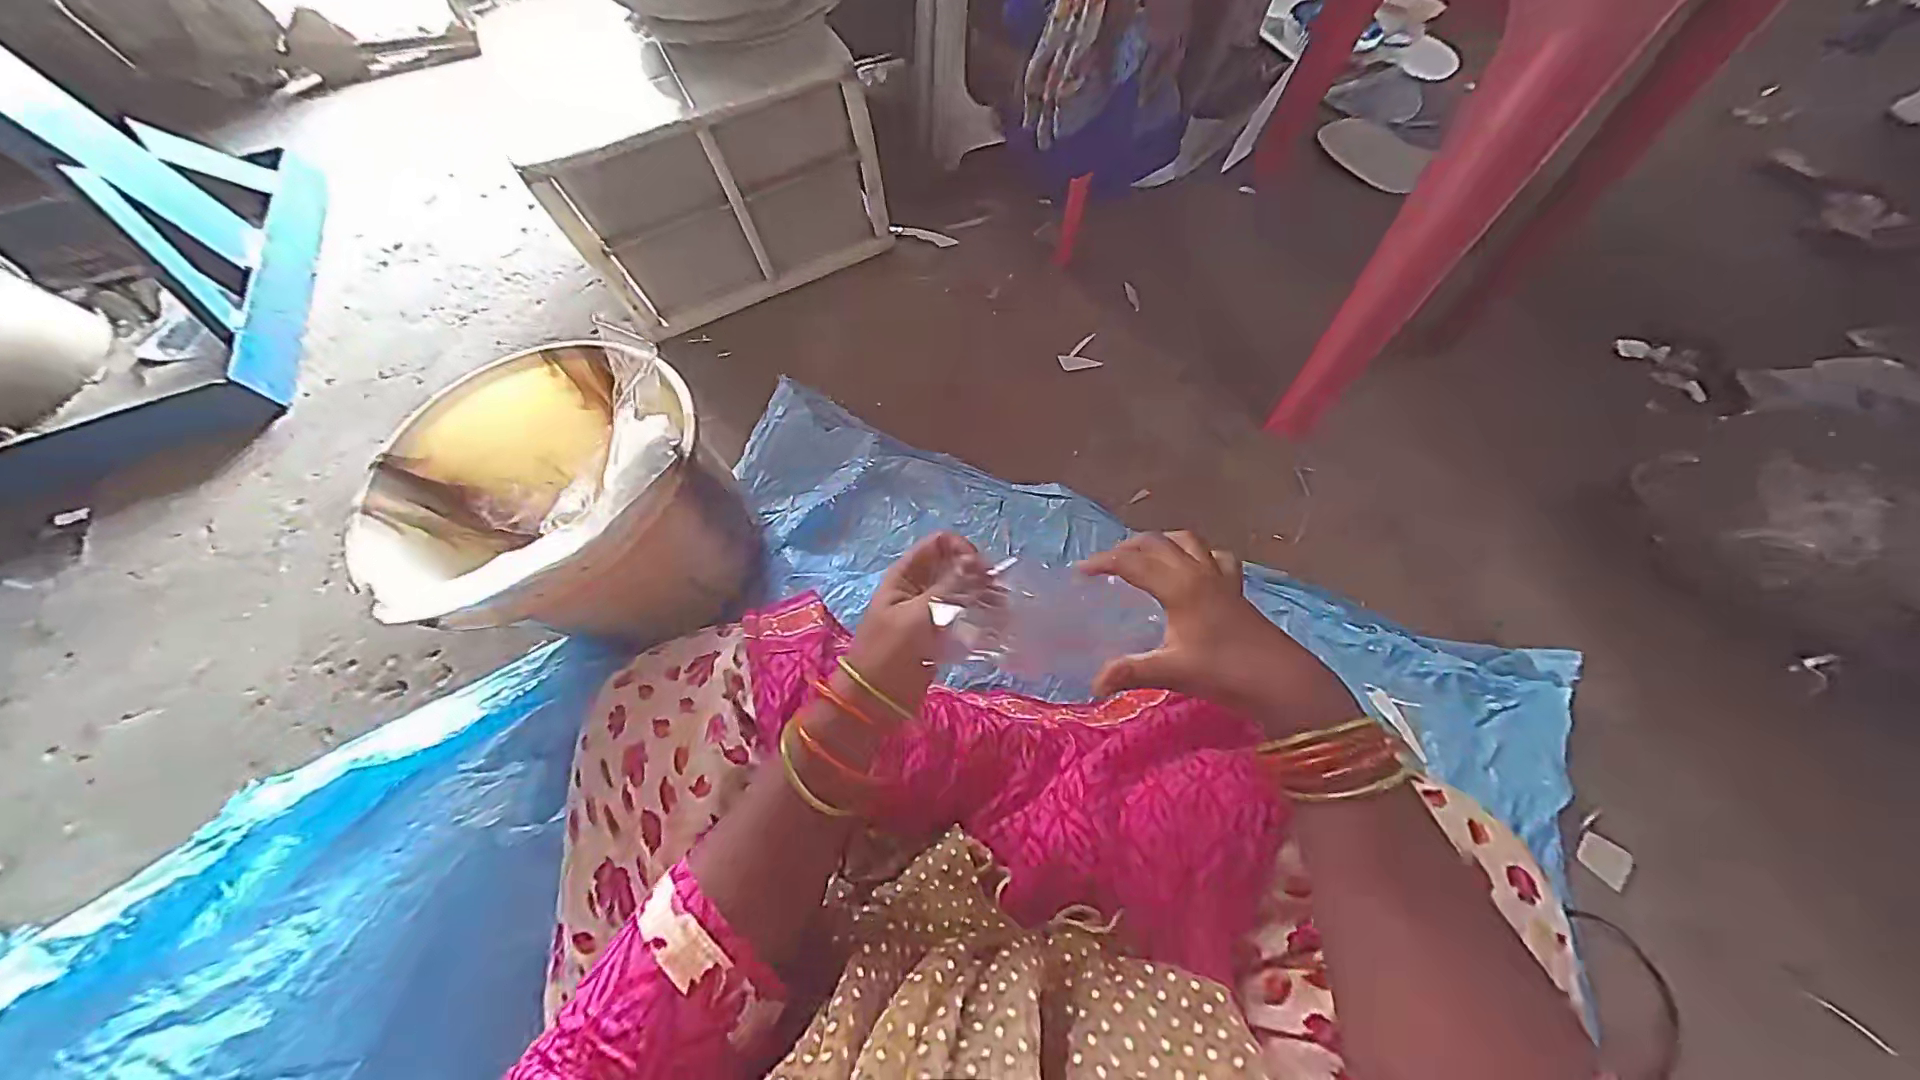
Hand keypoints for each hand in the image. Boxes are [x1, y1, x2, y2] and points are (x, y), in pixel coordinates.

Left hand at [841, 532, 988, 722]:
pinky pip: (964, 616)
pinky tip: (995, 628)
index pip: (940, 544)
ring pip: (963, 592)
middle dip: (979, 577)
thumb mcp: (916, 616)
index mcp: (906, 575)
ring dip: (984, 598)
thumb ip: (947, 588)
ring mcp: (930, 610)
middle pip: (956, 567)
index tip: (982, 573)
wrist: (875, 700)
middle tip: (998, 597)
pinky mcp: (940, 633)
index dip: (963, 551)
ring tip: (1002, 615)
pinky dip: (980, 618)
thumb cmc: (888, 654)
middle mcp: (920, 587)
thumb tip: (974, 560)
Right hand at [1079, 531, 1359, 734]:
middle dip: (1127, 547)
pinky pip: (1216, 556)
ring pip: (1187, 541)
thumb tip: (1095, 685)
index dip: (1102, 563)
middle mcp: (1199, 573)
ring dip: (1161, 542)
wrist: (1282, 681)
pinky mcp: (1237, 590)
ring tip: (1144, 556)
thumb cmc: (1225, 672)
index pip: (1132, 562)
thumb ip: (1129, 673)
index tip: (1080, 572)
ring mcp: (1221, 578)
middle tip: (1105, 564)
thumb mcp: (1171, 672)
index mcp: (1179, 586)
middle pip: (1157, 543)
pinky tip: (1193, 567)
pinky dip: (1198, 553)